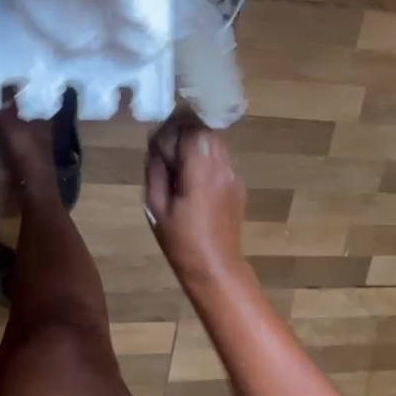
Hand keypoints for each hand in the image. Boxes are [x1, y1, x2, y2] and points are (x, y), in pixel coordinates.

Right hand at [144, 115, 247, 287]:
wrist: (216, 267)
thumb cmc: (181, 241)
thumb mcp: (157, 207)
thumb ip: (156, 171)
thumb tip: (156, 146)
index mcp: (200, 171)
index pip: (191, 129)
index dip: (173, 128)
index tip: (159, 139)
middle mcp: (222, 167)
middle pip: (207, 130)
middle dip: (186, 131)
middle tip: (169, 146)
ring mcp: (234, 175)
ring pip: (218, 142)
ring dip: (198, 143)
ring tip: (181, 160)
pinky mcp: (239, 185)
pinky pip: (223, 159)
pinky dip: (208, 157)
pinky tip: (196, 177)